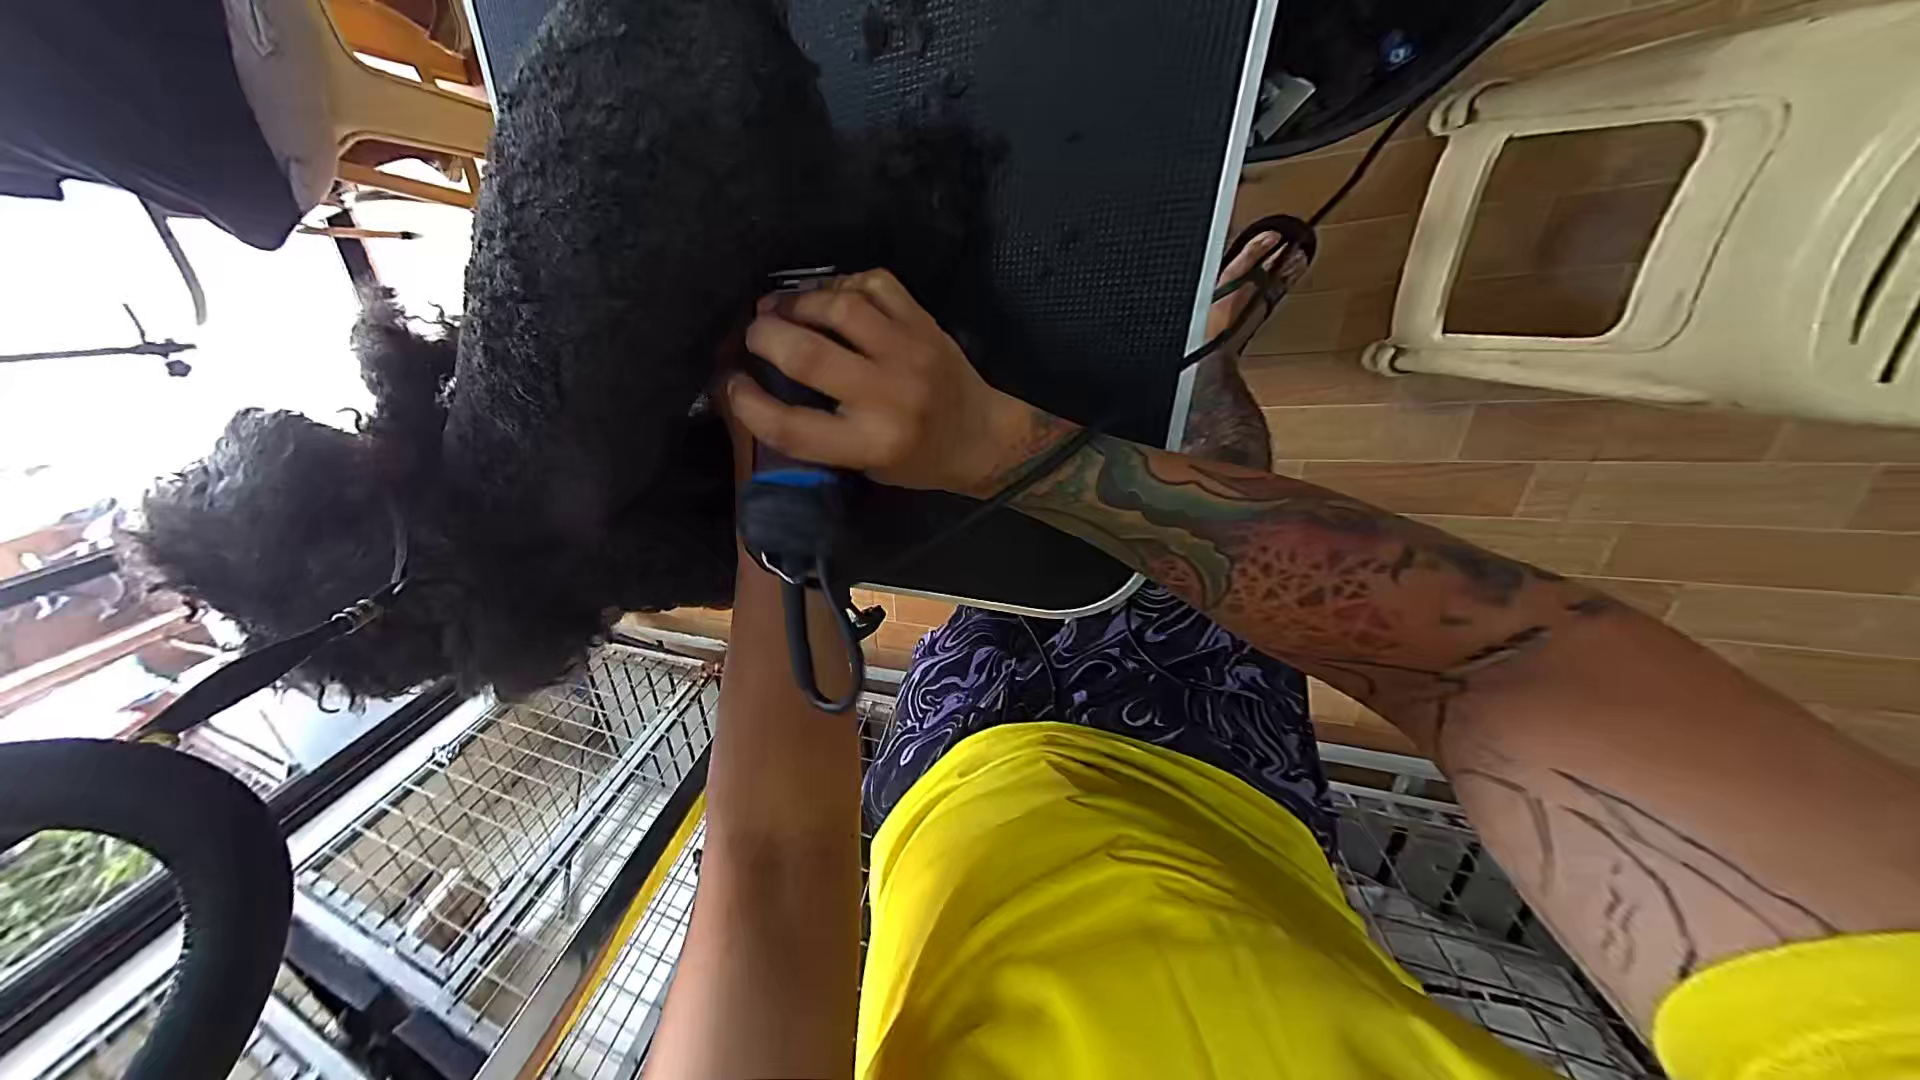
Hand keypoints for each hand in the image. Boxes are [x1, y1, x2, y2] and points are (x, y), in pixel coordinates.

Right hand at [726, 269, 1044, 495]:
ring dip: (796, 302)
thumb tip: (762, 383)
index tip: (731, 383)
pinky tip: (829, 297)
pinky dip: (841, 284)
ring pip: (837, 308)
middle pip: (805, 354)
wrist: (983, 437)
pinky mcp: (924, 323)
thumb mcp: (866, 466)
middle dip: (764, 337)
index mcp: (870, 444)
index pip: (789, 426)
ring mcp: (909, 353)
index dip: (745, 403)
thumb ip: (818, 432)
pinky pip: (873, 283)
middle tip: (753, 334)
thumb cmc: (919, 461)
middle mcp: (888, 396)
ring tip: (780, 307)